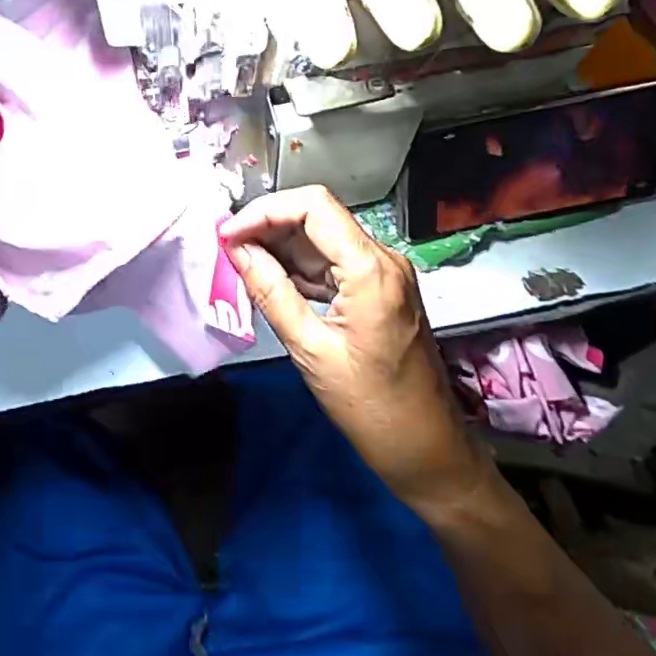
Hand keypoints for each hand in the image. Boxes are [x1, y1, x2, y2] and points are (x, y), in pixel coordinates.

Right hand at [220, 186, 494, 516]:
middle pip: (317, 216)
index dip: (264, 211)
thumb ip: (271, 292)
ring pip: (321, 238)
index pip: (313, 206)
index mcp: (371, 270)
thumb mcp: (311, 349)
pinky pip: (330, 263)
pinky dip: (296, 266)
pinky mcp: (377, 290)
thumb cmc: (374, 408)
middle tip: (227, 247)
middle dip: (267, 225)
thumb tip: (238, 251)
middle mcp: (382, 261)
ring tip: (239, 261)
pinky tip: (268, 278)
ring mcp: (382, 274)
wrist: (428, 448)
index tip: (229, 233)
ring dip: (278, 245)